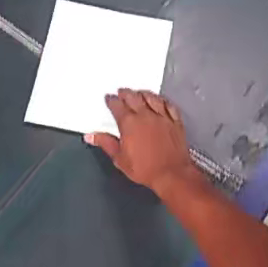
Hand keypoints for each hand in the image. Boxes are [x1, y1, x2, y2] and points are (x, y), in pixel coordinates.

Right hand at [87, 89, 203, 195]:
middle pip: (133, 97)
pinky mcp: (175, 122)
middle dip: (125, 93)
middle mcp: (145, 116)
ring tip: (139, 92)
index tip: (109, 99)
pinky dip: (162, 100)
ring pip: (151, 98)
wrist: (171, 174)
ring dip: (143, 93)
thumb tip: (92, 136)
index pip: (117, 106)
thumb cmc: (146, 169)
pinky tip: (161, 100)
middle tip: (121, 92)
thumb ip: (106, 144)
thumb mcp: (120, 159)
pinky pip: (169, 105)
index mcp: (129, 123)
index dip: (111, 100)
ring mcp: (162, 117)